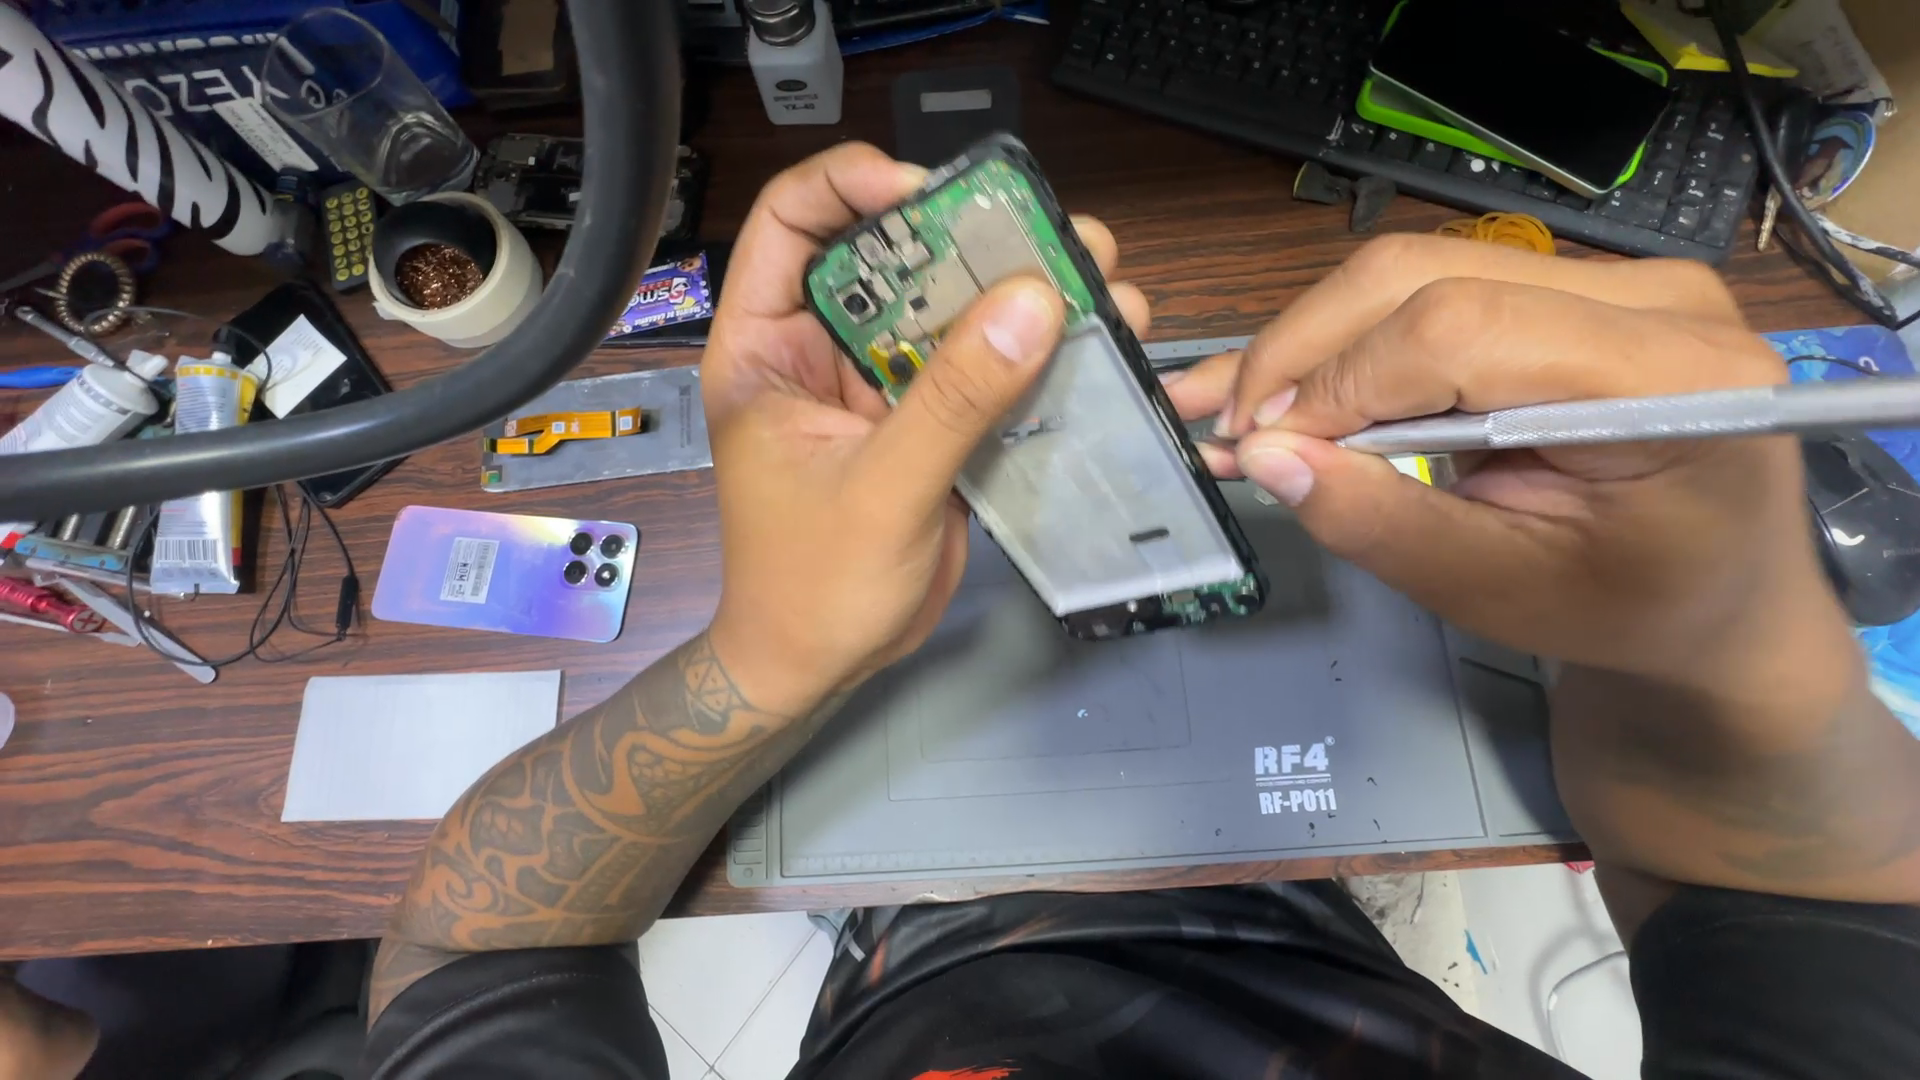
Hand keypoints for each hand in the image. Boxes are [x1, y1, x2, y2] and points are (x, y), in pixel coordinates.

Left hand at [701, 143, 1151, 717]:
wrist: (824, 662)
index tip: (936, 195)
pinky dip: (1028, 363)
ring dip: (1018, 299)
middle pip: (895, 261)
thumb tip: (1032, 304)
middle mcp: (824, 354)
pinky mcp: (927, 427)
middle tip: (1057, 236)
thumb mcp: (880, 489)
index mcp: (768, 349)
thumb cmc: (813, 586)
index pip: (794, 223)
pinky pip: (979, 376)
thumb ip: (952, 400)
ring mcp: (881, 390)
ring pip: (949, 318)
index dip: (855, 186)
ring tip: (1099, 285)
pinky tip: (1088, 349)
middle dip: (974, 242)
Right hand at [1165, 234, 1853, 693]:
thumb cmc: (1615, 606)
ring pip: (1400, 274)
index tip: (1259, 450)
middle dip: (1295, 351)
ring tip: (1227, 407)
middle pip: (1415, 277)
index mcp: (1665, 381)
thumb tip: (1260, 456)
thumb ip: (1375, 520)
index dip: (1335, 385)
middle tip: (1227, 428)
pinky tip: (1269, 381)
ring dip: (1298, 344)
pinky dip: (1331, 344)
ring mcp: (1599, 281)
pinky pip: (1414, 295)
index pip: (1455, 332)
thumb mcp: (1488, 586)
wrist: (1707, 590)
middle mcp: (1642, 298)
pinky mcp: (1550, 292)